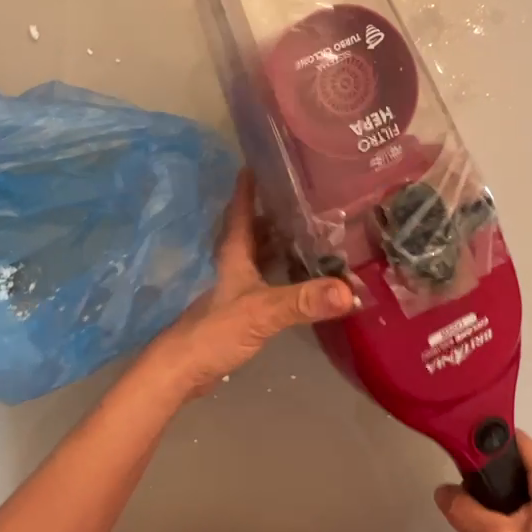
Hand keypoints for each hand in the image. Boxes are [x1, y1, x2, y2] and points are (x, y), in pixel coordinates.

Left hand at [140, 171, 355, 397]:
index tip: (263, 161)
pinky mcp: (239, 311)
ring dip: (280, 242)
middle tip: (305, 195)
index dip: (250, 186)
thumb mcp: (263, 312)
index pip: (241, 210)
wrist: (182, 370)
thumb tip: (348, 290)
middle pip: (254, 230)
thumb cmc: (215, 331)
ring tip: (311, 230)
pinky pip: (265, 280)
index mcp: (234, 254)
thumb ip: (303, 300)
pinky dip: (282, 273)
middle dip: (275, 211)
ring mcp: (235, 289)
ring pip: (259, 255)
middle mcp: (234, 265)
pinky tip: (300, 277)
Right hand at [434, 434, 531, 531]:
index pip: (515, 441)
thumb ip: (463, 509)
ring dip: (495, 517)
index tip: (456, 461)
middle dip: (486, 492)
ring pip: (520, 498)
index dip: (483, 446)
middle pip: (515, 472)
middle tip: (466, 515)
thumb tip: (443, 491)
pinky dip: (512, 529)